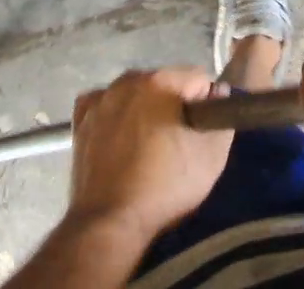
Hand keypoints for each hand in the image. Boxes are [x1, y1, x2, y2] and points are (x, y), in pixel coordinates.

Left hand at [68, 67, 232, 238]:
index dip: (207, 103)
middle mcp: (128, 81)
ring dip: (146, 109)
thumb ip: (223, 117)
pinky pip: (106, 105)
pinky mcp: (81, 121)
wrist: (110, 223)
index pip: (198, 79)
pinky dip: (116, 115)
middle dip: (175, 104)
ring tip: (149, 146)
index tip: (205, 130)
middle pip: (165, 83)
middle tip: (179, 142)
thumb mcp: (211, 157)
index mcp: (160, 81)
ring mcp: (101, 99)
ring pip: (135, 93)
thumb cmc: (165, 186)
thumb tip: (219, 93)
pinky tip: (120, 137)